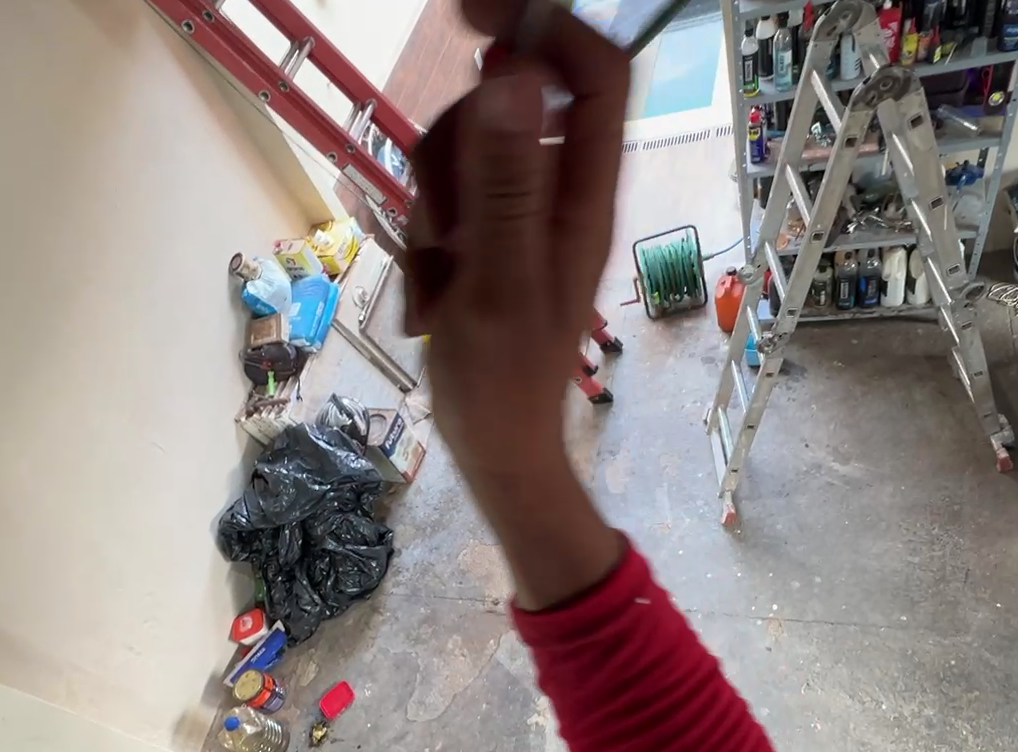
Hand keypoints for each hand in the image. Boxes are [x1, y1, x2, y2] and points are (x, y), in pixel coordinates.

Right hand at [401, 0, 630, 608]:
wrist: (492, 443)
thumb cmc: (503, 383)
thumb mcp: (497, 283)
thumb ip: (505, 184)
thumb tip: (516, 76)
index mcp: (583, 199)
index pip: (591, 76)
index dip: (546, 30)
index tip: (473, 17)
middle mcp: (557, 195)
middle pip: (506, 108)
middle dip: (455, 150)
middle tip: (444, 227)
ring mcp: (518, 218)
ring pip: (463, 153)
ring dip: (432, 205)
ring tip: (439, 278)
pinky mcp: (486, 240)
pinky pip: (444, 201)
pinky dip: (426, 238)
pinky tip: (433, 293)